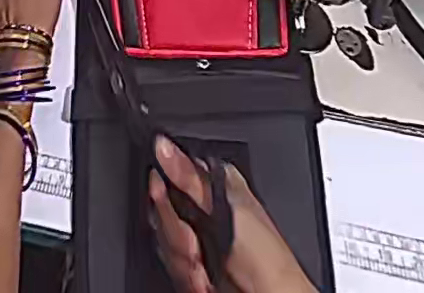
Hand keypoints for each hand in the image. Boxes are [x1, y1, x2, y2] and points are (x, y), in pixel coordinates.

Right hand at [150, 136, 316, 292]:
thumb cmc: (262, 250)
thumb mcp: (225, 205)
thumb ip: (189, 175)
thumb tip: (163, 144)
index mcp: (213, 183)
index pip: (169, 175)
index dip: (161, 191)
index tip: (161, 196)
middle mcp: (202, 207)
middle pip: (162, 211)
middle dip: (176, 232)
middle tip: (195, 243)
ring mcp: (196, 238)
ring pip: (164, 241)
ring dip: (183, 259)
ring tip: (206, 266)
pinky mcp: (192, 267)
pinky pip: (171, 266)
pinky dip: (187, 277)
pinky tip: (206, 280)